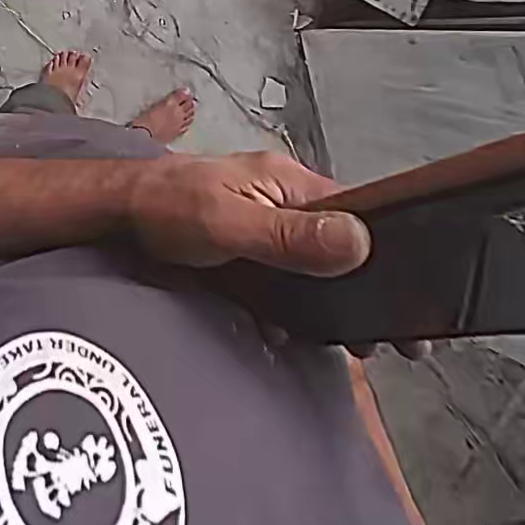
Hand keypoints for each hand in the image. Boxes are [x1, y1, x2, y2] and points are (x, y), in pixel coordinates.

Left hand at [131, 153, 429, 358]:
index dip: (387, 260)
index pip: (359, 216)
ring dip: (323, 302)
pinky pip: (279, 274)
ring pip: (310, 264)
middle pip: (338, 245)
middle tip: (375, 341)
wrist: (116, 211)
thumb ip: (289, 234)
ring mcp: (260, 220)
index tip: (408, 309)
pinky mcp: (242, 242)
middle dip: (357, 290)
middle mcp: (280, 198)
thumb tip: (359, 241)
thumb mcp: (227, 222)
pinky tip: (283, 330)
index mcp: (286, 182)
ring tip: (339, 342)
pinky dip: (287, 302)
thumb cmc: (163, 205)